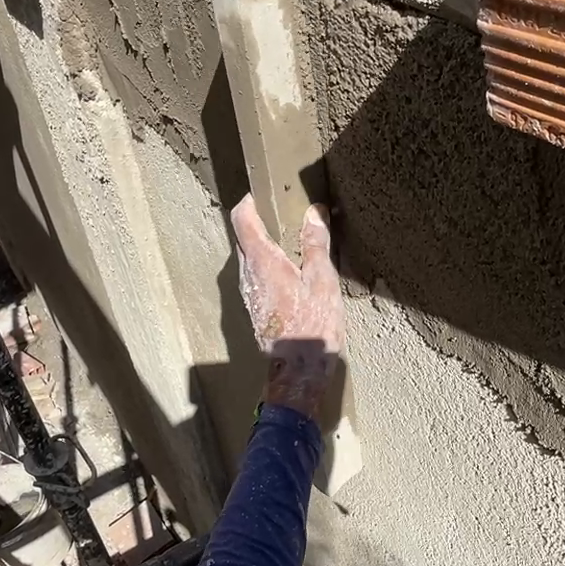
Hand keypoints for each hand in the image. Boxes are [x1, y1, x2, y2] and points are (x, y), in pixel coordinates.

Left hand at [231, 195, 343, 420]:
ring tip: (294, 246)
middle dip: (262, 224)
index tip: (265, 193)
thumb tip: (315, 212)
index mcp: (261, 261)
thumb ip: (315, 244)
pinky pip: (257, 278)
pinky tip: (293, 277)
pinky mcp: (255, 310)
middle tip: (287, 217)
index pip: (242, 218)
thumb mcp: (322, 280)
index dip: (250, 201)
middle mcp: (247, 274)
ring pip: (250, 260)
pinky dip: (270, 268)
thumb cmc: (312, 325)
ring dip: (267, 248)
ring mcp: (248, 294)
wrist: (298, 372)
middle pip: (245, 238)